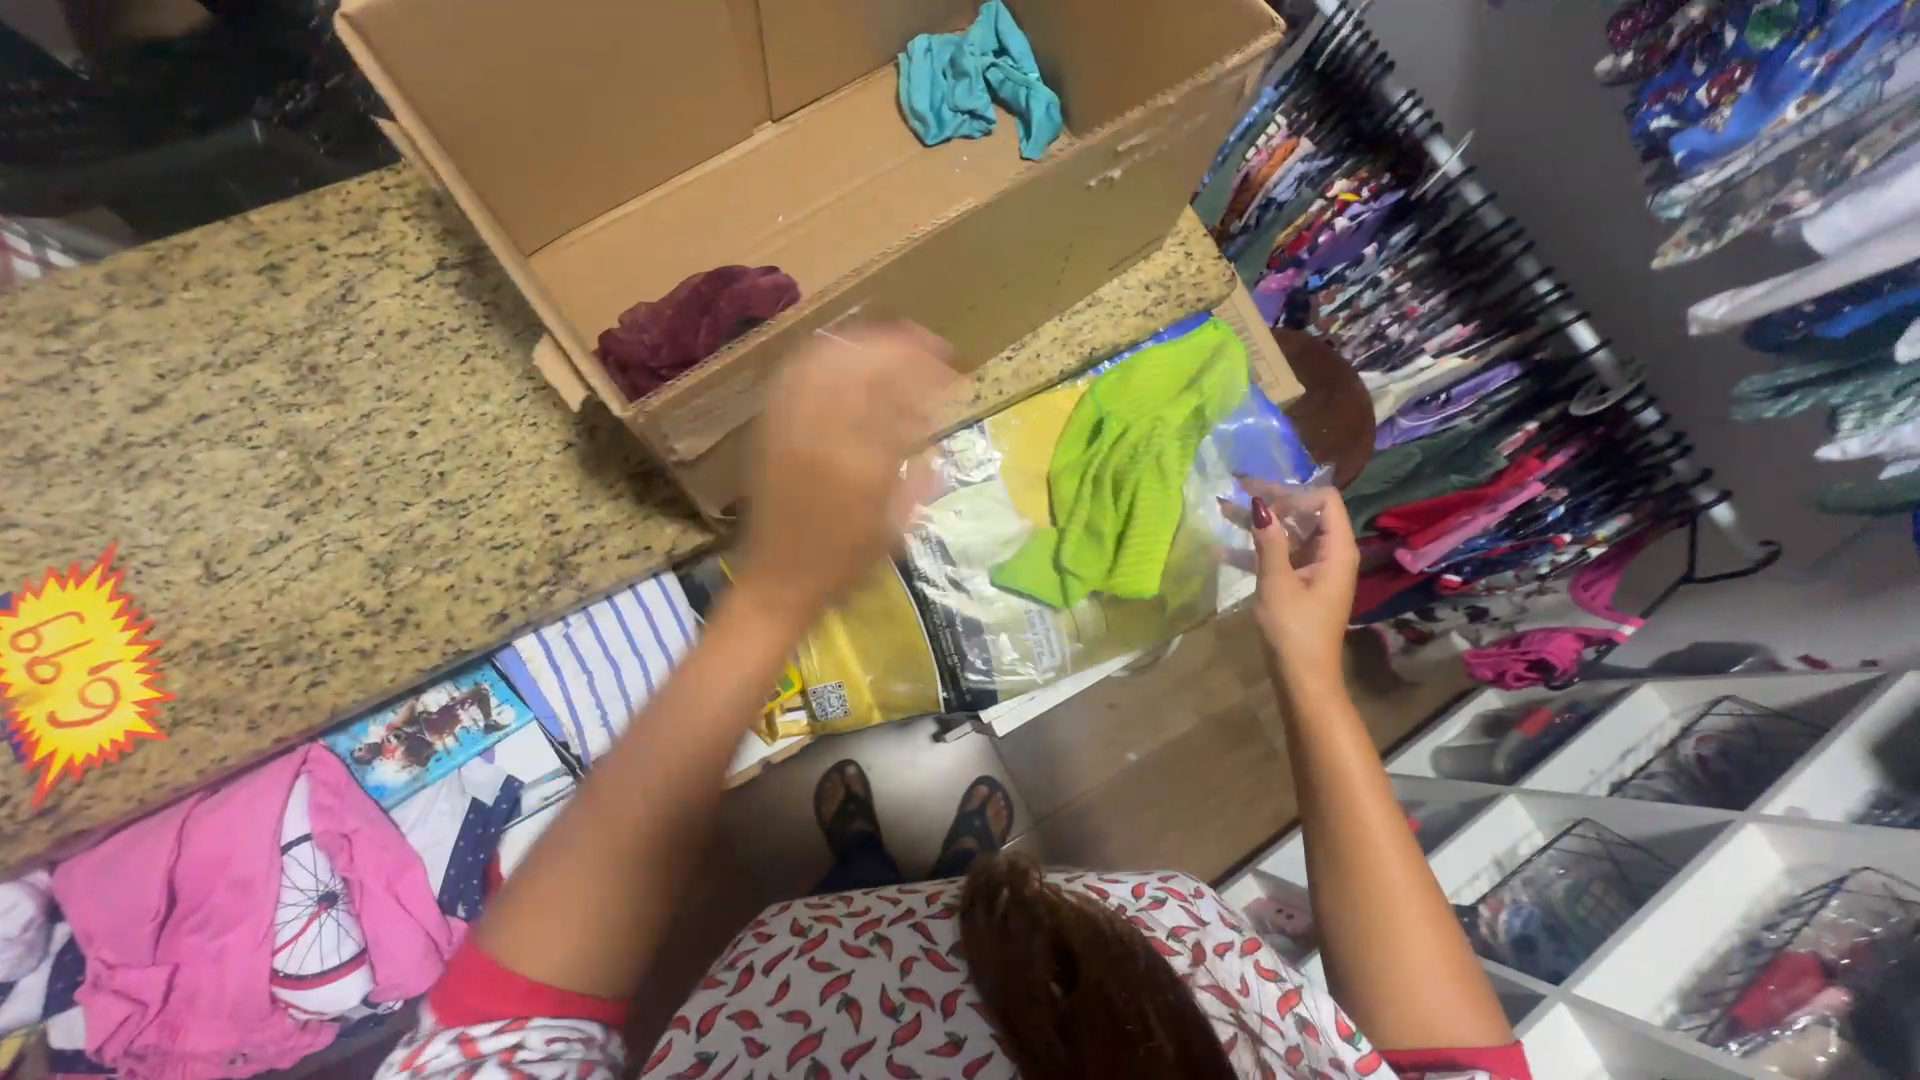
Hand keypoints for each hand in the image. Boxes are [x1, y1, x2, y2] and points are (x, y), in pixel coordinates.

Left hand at [735, 321, 955, 625]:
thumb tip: (932, 436)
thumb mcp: (897, 524)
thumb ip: (919, 476)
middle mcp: (826, 435)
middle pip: (865, 366)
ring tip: (889, 342)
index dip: (930, 373)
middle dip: (900, 346)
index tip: (952, 369)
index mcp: (865, 461)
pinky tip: (841, 355)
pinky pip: (795, 377)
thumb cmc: (846, 562)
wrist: (780, 580)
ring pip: (829, 363)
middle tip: (927, 343)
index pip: (903, 396)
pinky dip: (823, 358)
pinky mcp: (770, 430)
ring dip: (863, 343)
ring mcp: (792, 428)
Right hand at [1241, 482, 1358, 686]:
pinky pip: (1280, 555)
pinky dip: (1257, 549)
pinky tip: (1223, 549)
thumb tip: (1259, 504)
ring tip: (1222, 508)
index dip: (1293, 494)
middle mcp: (1331, 553)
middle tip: (1235, 489)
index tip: (1261, 503)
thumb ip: (1269, 541)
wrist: (1302, 677)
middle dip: (1271, 501)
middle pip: (1305, 512)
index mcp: (1337, 549)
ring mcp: (1315, 568)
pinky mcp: (1300, 583)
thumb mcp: (1277, 582)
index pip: (1324, 499)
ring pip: (1288, 533)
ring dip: (1258, 522)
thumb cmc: (1294, 629)